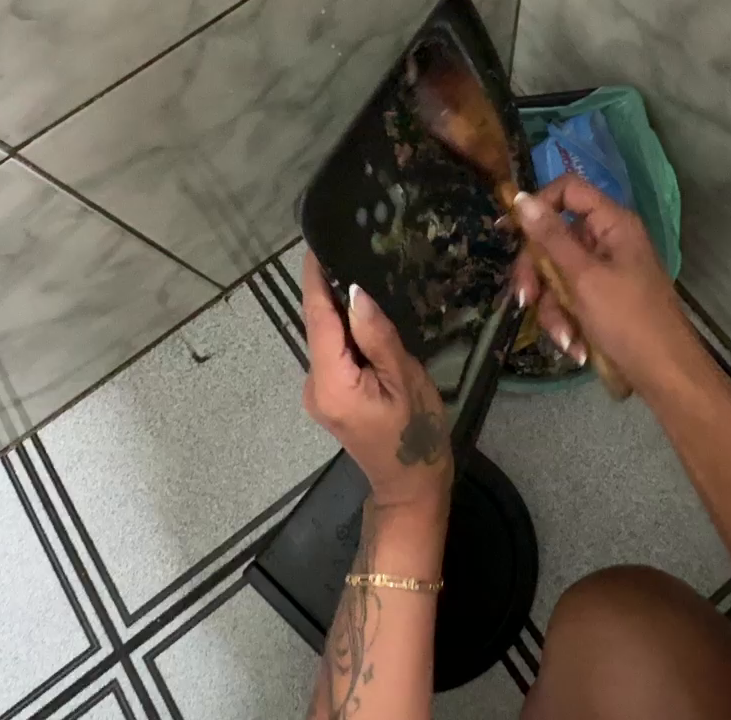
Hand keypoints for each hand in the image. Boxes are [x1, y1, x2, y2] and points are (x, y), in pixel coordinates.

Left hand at [300, 251, 453, 516]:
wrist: (411, 485)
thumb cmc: (416, 435)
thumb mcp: (405, 381)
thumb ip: (377, 336)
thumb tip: (355, 293)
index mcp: (332, 382)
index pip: (317, 319)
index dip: (314, 280)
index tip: (316, 245)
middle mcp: (314, 385)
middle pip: (318, 327)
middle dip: (329, 289)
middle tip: (349, 248)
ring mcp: (319, 392)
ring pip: (326, 339)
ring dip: (339, 309)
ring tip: (360, 269)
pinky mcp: (329, 394)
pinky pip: (334, 353)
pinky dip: (346, 331)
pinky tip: (364, 311)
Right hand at [510, 174, 699, 392]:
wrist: (666, 377)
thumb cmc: (628, 321)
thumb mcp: (582, 277)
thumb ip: (550, 237)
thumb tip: (520, 198)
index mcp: (613, 224)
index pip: (568, 191)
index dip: (538, 205)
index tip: (509, 231)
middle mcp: (608, 241)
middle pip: (554, 238)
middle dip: (537, 273)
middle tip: (526, 299)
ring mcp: (605, 271)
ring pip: (557, 274)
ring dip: (552, 308)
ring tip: (565, 337)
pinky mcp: (602, 299)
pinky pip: (570, 299)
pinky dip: (567, 321)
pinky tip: (575, 345)